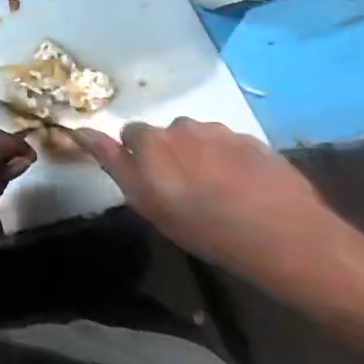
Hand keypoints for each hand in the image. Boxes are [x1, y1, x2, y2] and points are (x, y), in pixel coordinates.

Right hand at [73, 119, 341, 290]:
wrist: (283, 237)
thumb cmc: (202, 227)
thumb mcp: (146, 202)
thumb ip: (113, 162)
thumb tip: (80, 130)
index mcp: (152, 140)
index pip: (131, 134)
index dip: (138, 158)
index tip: (151, 183)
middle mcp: (183, 126)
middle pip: (167, 135)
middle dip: (171, 155)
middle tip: (184, 191)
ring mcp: (223, 132)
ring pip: (200, 139)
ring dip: (201, 157)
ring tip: (217, 192)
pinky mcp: (255, 142)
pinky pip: (231, 147)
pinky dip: (231, 163)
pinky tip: (243, 191)